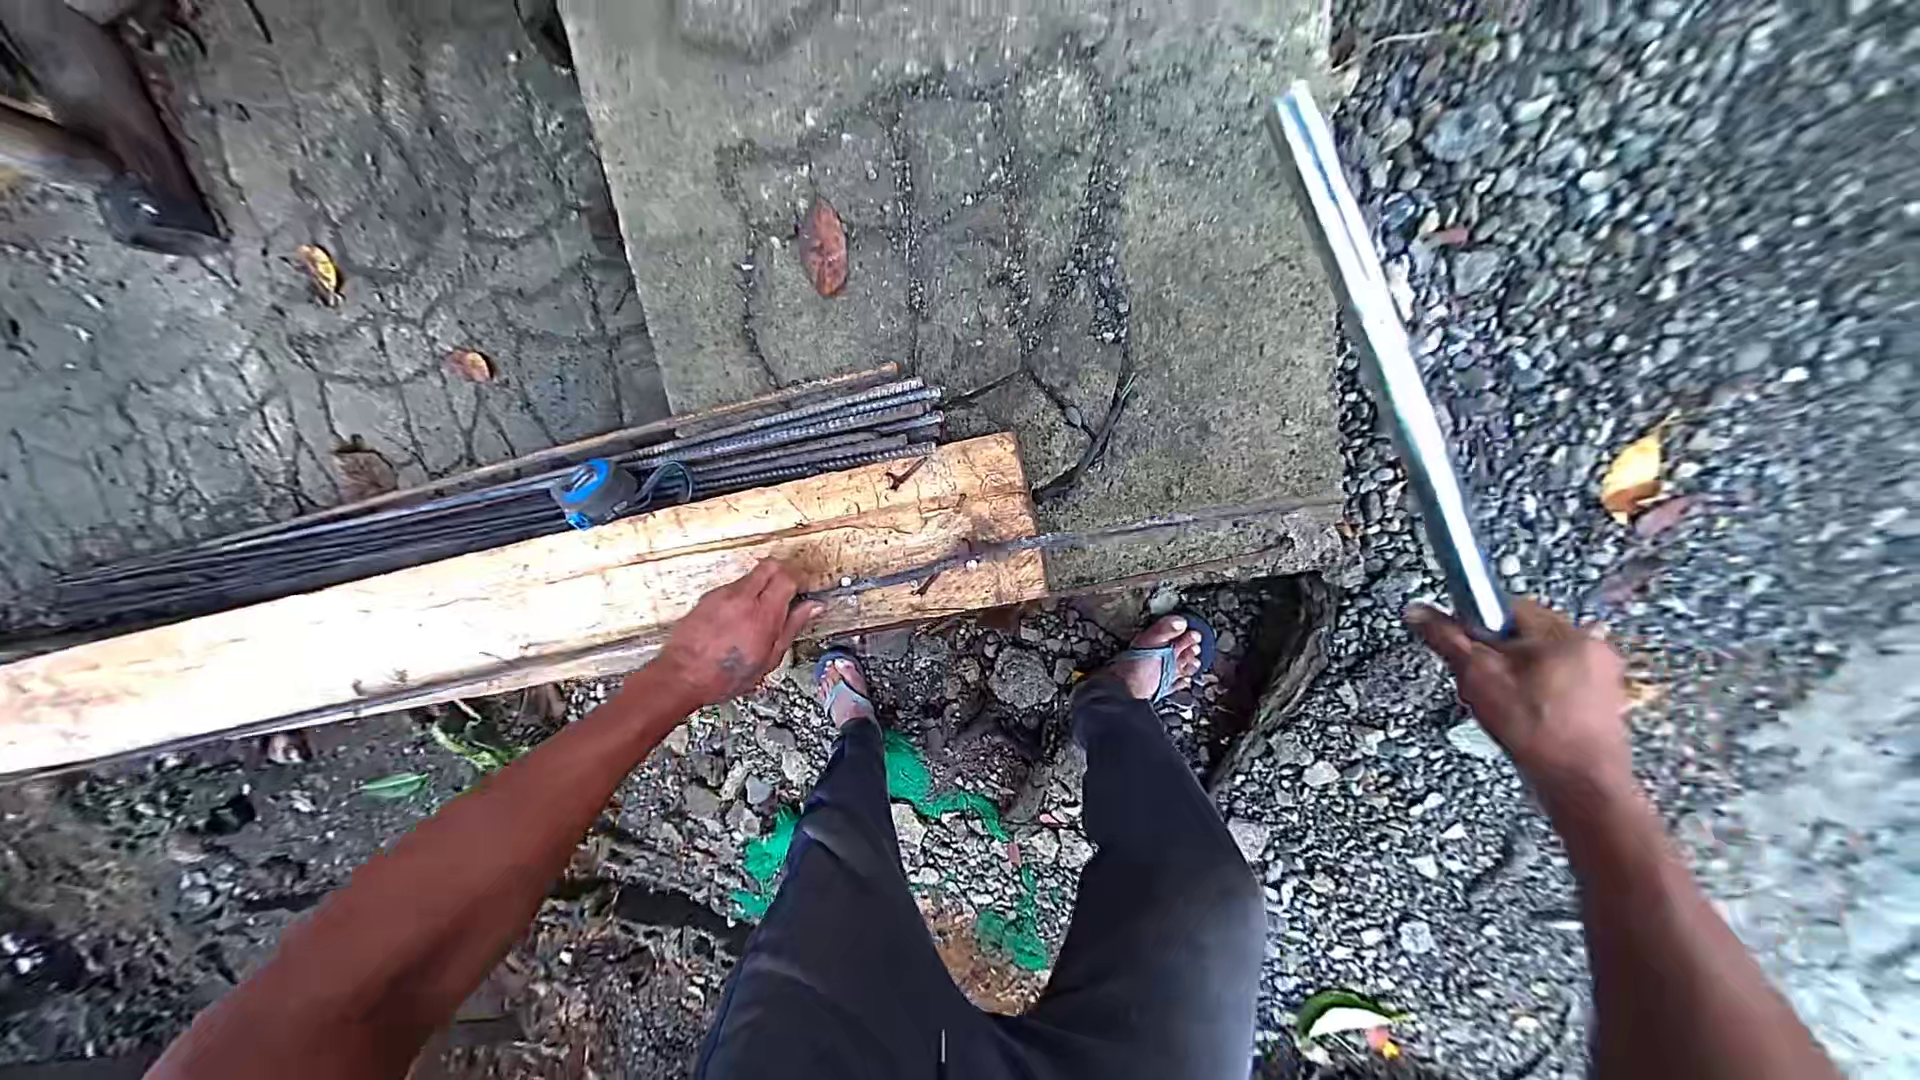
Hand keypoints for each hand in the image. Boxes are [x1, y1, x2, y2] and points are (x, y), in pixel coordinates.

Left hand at [647, 560, 823, 707]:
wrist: (681, 676)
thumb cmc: (724, 675)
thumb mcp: (770, 658)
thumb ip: (793, 626)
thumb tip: (813, 608)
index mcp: (762, 614)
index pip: (788, 577)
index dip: (800, 579)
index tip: (804, 589)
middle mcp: (742, 598)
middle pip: (771, 565)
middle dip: (784, 572)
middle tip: (790, 589)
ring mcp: (722, 594)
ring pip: (752, 575)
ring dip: (764, 584)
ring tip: (764, 609)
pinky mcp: (708, 597)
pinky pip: (734, 586)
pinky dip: (745, 594)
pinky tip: (743, 616)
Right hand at [1408, 599, 1634, 808]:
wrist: (1578, 780)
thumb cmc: (1534, 729)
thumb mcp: (1475, 674)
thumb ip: (1445, 637)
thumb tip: (1418, 610)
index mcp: (1563, 633)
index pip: (1503, 605)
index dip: (1474, 625)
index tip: (1466, 647)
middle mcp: (1590, 646)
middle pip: (1519, 630)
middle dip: (1494, 650)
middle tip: (1483, 677)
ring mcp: (1600, 671)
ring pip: (1535, 654)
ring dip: (1513, 668)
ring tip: (1505, 696)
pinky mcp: (1600, 694)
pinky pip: (1554, 674)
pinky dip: (1534, 685)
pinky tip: (1525, 707)